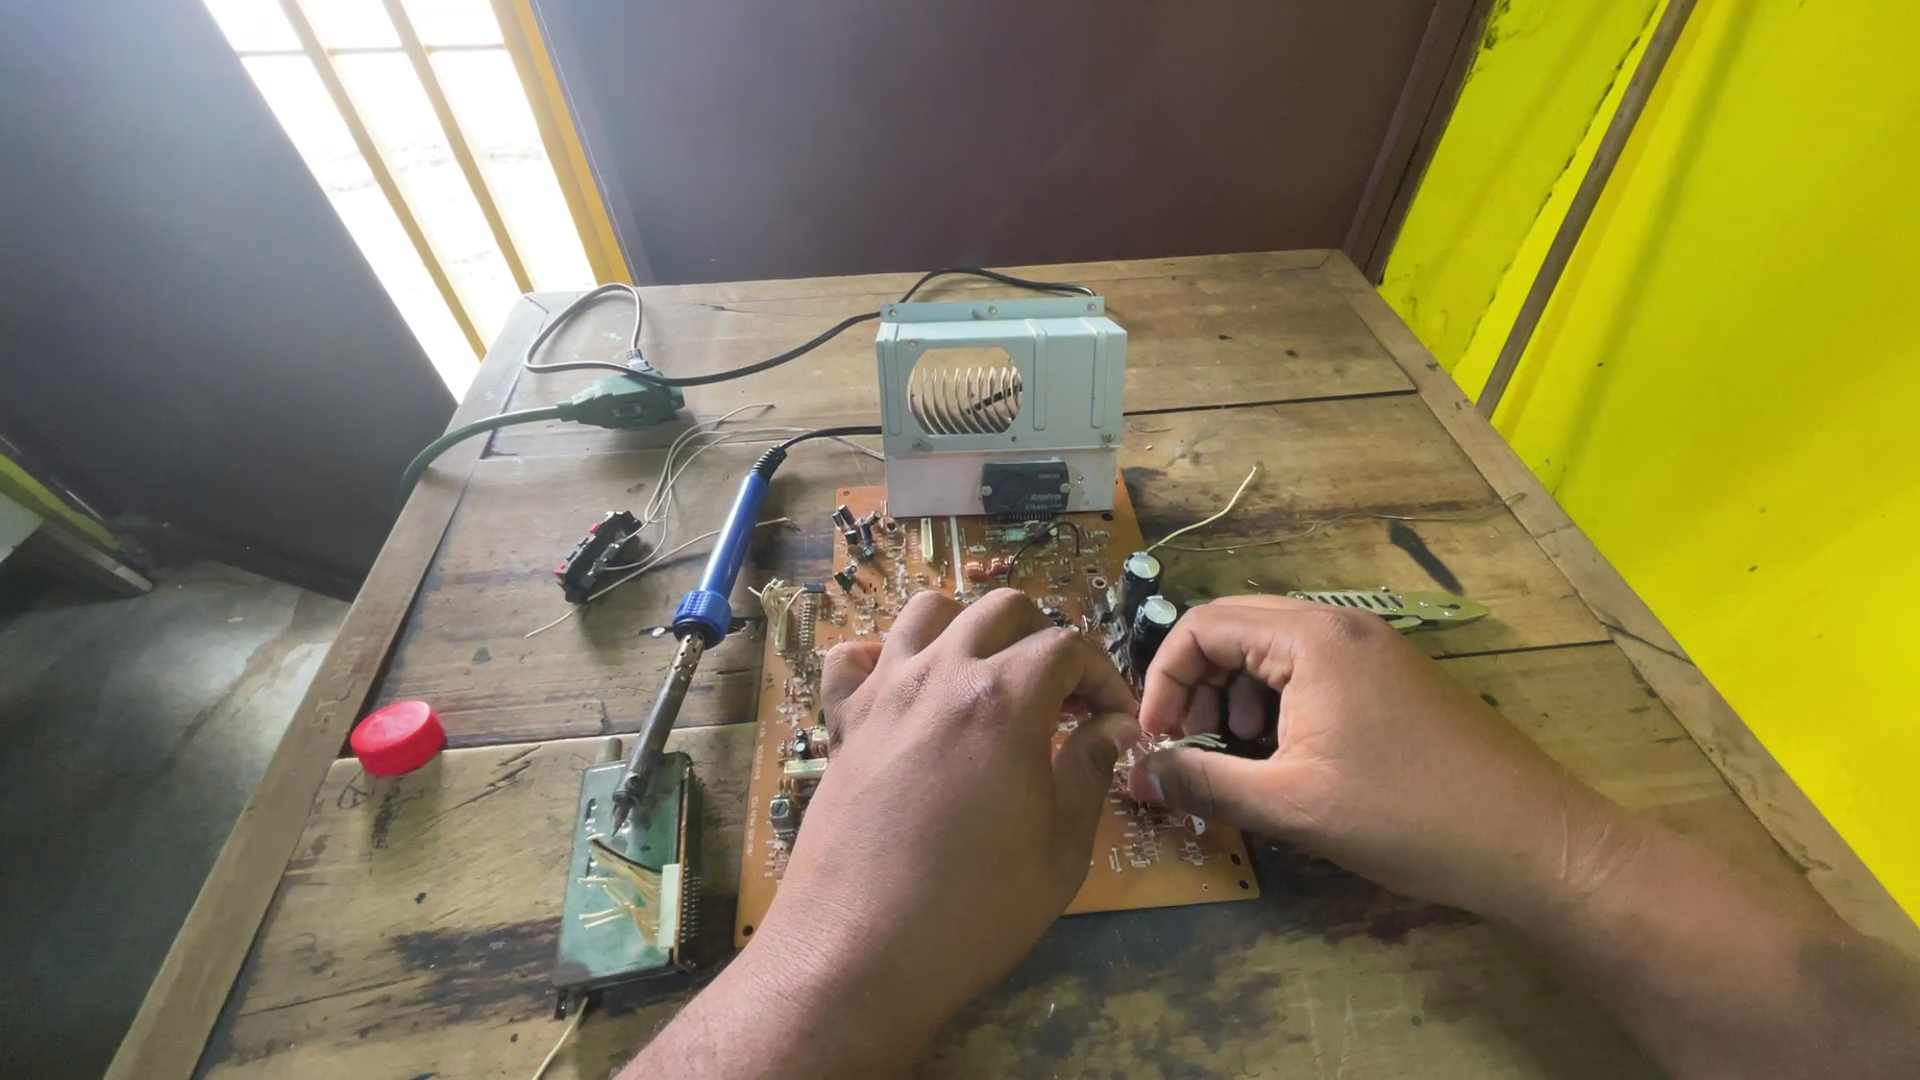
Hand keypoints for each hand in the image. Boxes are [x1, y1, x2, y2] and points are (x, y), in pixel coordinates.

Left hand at [709, 590, 1136, 1069]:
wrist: (858, 951)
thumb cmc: (975, 906)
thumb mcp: (1061, 846)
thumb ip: (1090, 767)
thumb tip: (1112, 725)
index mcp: (1003, 697)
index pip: (1068, 646)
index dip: (1104, 676)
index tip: (1115, 720)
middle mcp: (941, 672)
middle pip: (1003, 609)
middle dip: (1045, 638)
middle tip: (1060, 695)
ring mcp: (884, 690)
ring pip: (928, 610)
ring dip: (968, 630)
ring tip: (985, 678)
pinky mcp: (844, 720)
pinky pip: (852, 657)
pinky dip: (880, 658)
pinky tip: (902, 690)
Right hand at [1125, 594, 1641, 921]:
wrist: (1544, 847)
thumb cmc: (1409, 816)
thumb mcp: (1290, 804)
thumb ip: (1202, 782)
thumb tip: (1132, 776)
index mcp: (1309, 637)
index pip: (1201, 626)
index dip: (1164, 679)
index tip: (1156, 738)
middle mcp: (1336, 624)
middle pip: (1230, 630)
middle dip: (1195, 685)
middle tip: (1189, 743)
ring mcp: (1366, 646)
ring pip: (1266, 649)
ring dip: (1233, 694)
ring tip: (1238, 752)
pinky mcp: (1386, 674)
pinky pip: (1303, 668)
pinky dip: (1273, 702)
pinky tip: (1284, 753)